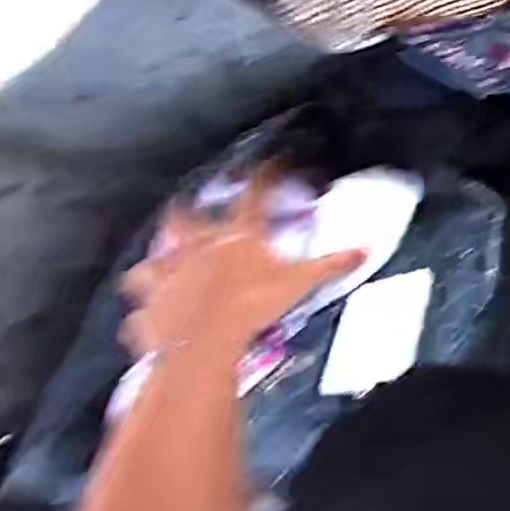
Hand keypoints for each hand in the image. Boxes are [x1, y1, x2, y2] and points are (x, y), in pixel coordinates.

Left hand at [119, 166, 365, 359]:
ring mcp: (166, 282)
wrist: (202, 346)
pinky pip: (143, 306)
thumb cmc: (255, 303)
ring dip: (156, 258)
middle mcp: (198, 251)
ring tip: (159, 256)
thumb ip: (334, 264)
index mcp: (239, 238)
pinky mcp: (147, 311)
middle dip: (185, 209)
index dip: (263, 178)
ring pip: (151, 262)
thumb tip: (366, 250)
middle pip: (185, 221)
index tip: (270, 164)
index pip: (254, 198)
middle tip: (185, 202)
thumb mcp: (305, 280)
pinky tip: (153, 308)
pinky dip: (148, 305)